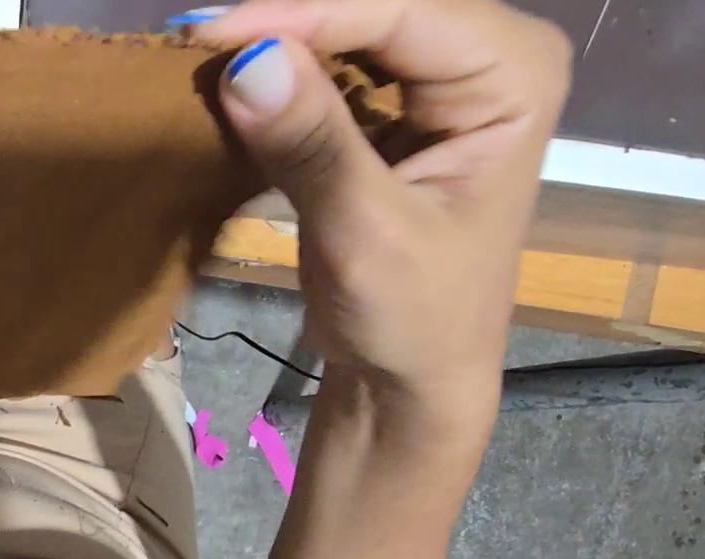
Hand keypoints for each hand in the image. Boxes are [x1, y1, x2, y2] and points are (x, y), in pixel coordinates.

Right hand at [192, 0, 570, 408]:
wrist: (408, 376)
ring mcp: (430, 92)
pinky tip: (231, 98)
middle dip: (285, 28)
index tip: (209, 34)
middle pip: (372, 14)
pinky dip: (276, 94)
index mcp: (508, 76)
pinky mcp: (386, 125)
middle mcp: (477, 63)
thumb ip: (312, 145)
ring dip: (274, 56)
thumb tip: (246, 62)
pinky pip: (325, 87)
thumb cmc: (409, 316)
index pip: (400, 11)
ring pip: (343, 44)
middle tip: (197, 43)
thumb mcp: (363, 233)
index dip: (302, 16)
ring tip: (204, 65)